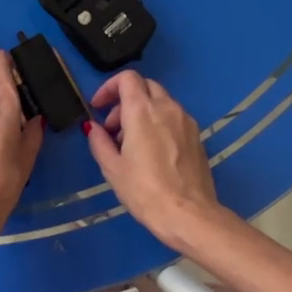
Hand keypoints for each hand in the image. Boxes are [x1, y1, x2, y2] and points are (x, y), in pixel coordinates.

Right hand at [84, 71, 225, 249]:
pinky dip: (158, 123)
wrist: (188, 214)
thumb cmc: (144, 191)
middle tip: (112, 128)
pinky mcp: (197, 136)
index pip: (127, 78)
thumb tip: (94, 128)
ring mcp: (186, 120)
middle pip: (145, 86)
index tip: (98, 108)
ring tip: (131, 143)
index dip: (109, 87)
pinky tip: (152, 152)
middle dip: (124, 101)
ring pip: (160, 102)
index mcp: (143, 111)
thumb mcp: (112, 168)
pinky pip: (173, 118)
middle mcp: (167, 108)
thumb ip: (99, 141)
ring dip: (142, 113)